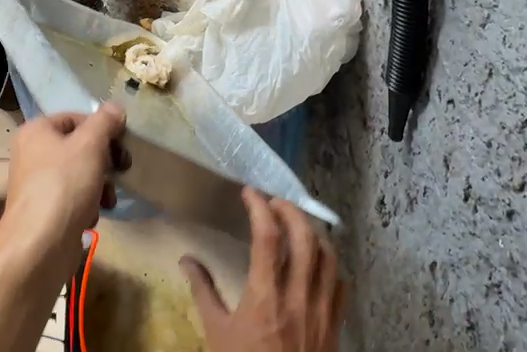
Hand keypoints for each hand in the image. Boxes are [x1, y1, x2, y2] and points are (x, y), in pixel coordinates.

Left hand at [0, 103, 129, 275]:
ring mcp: (37, 183)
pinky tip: (92, 216)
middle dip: (103, 161)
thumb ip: (105, 123)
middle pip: (78, 147)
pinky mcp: (45, 211)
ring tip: (107, 199)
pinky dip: (86, 204)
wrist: (39, 245)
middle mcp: (32, 153)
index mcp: (37, 130)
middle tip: (121, 170)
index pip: (75, 118)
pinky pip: (72, 198)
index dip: (101, 128)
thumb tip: (115, 107)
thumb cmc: (64, 185)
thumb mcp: (90, 146)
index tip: (122, 144)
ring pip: (79, 174)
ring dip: (99, 185)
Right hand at [182, 188, 345, 351]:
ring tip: (296, 223)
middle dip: (290, 211)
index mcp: (266, 297)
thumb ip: (203, 292)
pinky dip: (330, 264)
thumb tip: (186, 259)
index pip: (268, 237)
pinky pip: (341, 285)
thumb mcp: (217, 334)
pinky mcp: (335, 328)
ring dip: (313, 232)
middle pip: (306, 238)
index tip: (249, 193)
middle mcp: (298, 298)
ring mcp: (322, 312)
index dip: (260, 206)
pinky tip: (318, 261)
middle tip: (274, 202)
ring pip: (329, 257)